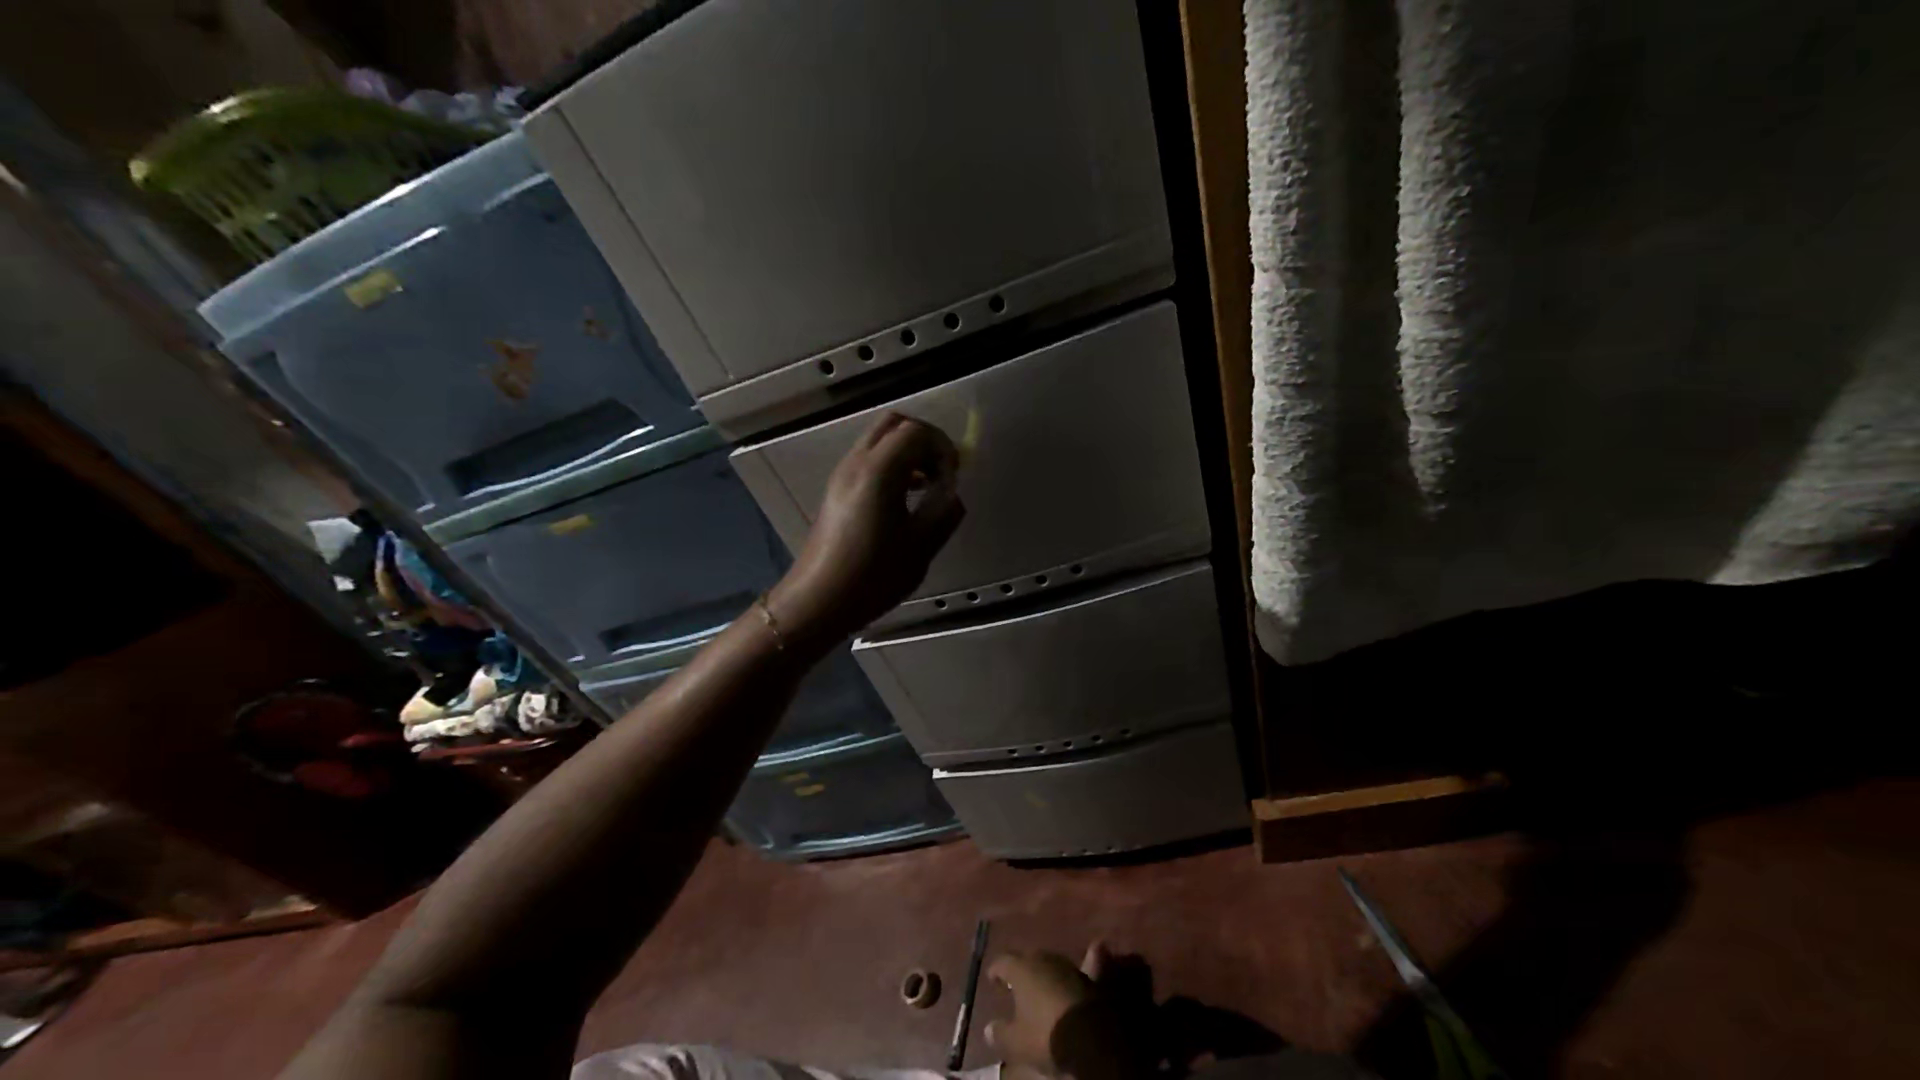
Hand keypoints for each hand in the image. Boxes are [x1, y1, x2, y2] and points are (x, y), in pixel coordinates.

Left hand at [767, 413, 963, 648]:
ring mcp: (842, 475)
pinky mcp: (837, 490)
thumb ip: (944, 511)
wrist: (818, 601)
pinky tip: (906, 499)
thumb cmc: (872, 576)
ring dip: (908, 453)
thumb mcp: (921, 546)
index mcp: (879, 471)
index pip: (916, 432)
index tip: (953, 478)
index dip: (942, 448)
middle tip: (943, 472)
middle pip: (894, 424)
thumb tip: (952, 492)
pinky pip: (869, 460)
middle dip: (925, 440)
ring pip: (880, 440)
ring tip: (929, 487)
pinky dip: (893, 466)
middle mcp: (856, 462)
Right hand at [987, 945, 1143, 1079]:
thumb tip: (989, 1029)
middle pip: (1029, 959)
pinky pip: (1090, 963)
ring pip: (1053, 963)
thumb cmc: (1046, 1035)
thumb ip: (1000, 1033)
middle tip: (1017, 985)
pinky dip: (1091, 958)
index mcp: (1021, 969)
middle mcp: (1044, 960)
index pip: (1003, 962)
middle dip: (1022, 970)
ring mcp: (1069, 966)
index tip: (993, 980)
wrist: (1090, 1038)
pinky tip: (1099, 946)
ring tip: (1043, 984)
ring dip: (1047, 971)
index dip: (996, 971)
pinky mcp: (1090, 978)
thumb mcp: (1016, 1042)